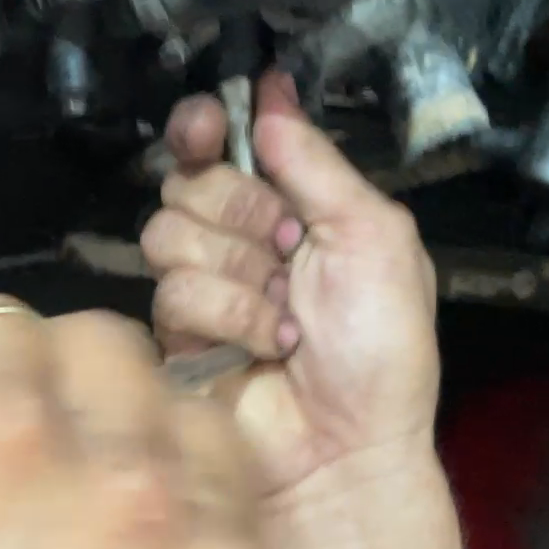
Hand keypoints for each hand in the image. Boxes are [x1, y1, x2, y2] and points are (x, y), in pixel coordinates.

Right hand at [144, 72, 440, 502]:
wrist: (343, 444)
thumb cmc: (379, 346)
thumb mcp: (376, 239)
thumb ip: (319, 169)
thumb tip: (269, 104)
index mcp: (285, 209)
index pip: (216, 151)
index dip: (201, 131)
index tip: (208, 127)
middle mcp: (231, 243)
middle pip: (185, 187)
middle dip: (242, 213)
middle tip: (290, 250)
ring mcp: (196, 292)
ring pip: (168, 239)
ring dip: (239, 274)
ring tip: (284, 315)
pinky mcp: (169, 338)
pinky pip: (174, 296)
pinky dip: (230, 318)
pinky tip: (264, 345)